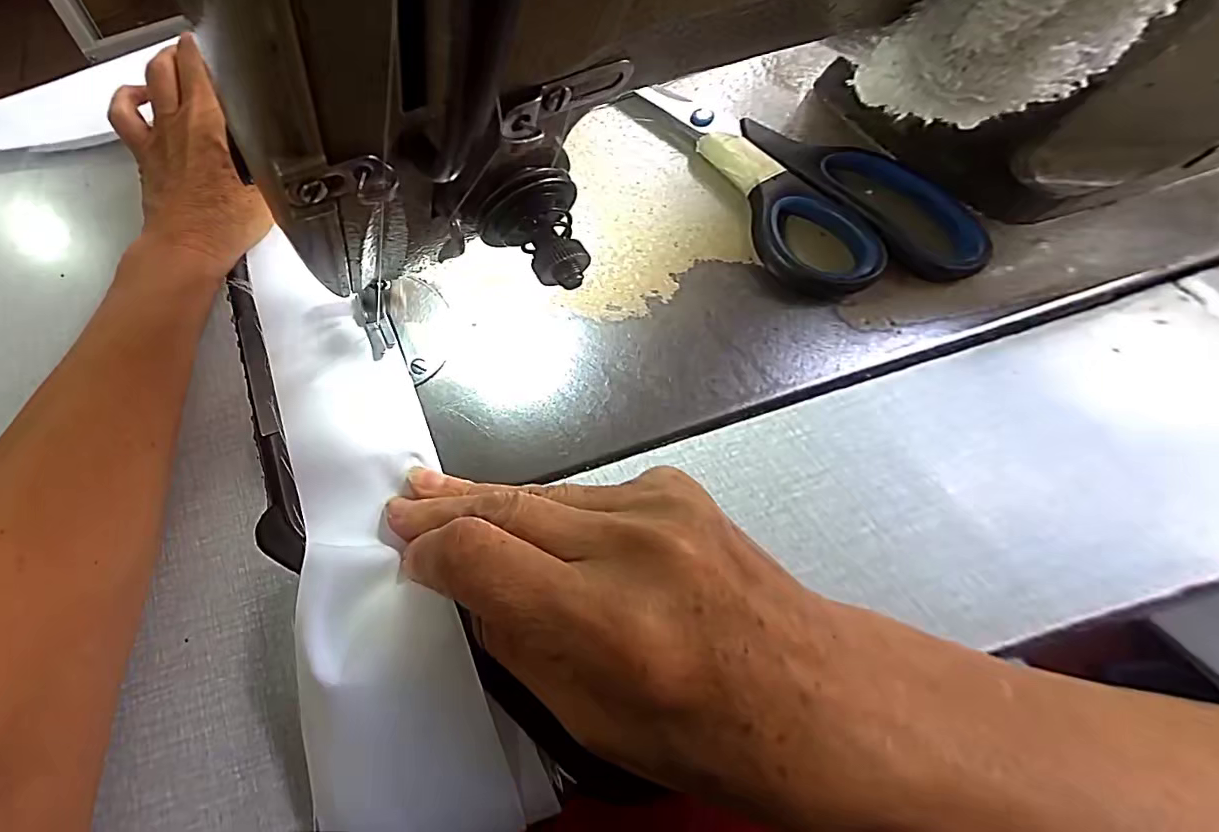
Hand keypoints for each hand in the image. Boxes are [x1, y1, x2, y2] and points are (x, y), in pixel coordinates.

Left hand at [108, 33, 272, 273]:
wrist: (184, 250)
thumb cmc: (220, 226)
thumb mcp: (267, 193)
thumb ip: (276, 166)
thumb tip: (293, 154)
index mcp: (209, 124)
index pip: (202, 66)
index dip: (209, 46)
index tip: (222, 42)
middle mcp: (178, 122)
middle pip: (170, 64)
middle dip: (184, 49)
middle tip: (199, 49)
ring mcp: (157, 136)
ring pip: (147, 79)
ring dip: (159, 65)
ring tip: (174, 62)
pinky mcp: (144, 154)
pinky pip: (124, 115)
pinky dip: (128, 99)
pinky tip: (141, 98)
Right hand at [386, 466, 909, 820]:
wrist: (816, 693)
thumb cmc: (705, 731)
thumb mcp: (589, 718)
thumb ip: (515, 644)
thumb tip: (463, 584)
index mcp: (610, 622)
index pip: (483, 554)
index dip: (433, 551)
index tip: (410, 556)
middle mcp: (633, 547)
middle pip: (505, 506)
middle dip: (444, 507)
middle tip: (402, 502)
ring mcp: (658, 506)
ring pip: (540, 492)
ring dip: (485, 496)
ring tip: (436, 488)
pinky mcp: (672, 487)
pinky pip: (583, 494)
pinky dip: (544, 507)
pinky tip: (521, 512)